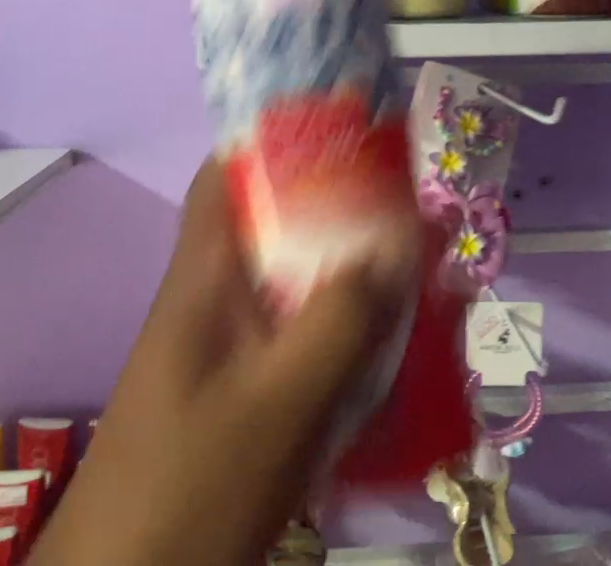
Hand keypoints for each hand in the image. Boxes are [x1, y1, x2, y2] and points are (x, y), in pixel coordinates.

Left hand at [30, 159, 419, 565]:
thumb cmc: (194, 484)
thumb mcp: (277, 403)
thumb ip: (338, 321)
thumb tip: (394, 245)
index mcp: (204, 278)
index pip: (227, 175)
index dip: (278, 138)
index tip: (346, 127)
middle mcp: (212, 299)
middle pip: (274, 225)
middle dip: (340, 210)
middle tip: (409, 210)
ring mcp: (226, 348)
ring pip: (294, 283)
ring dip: (349, 274)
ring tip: (417, 275)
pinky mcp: (242, 391)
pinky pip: (300, 337)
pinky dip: (343, 331)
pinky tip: (389, 354)